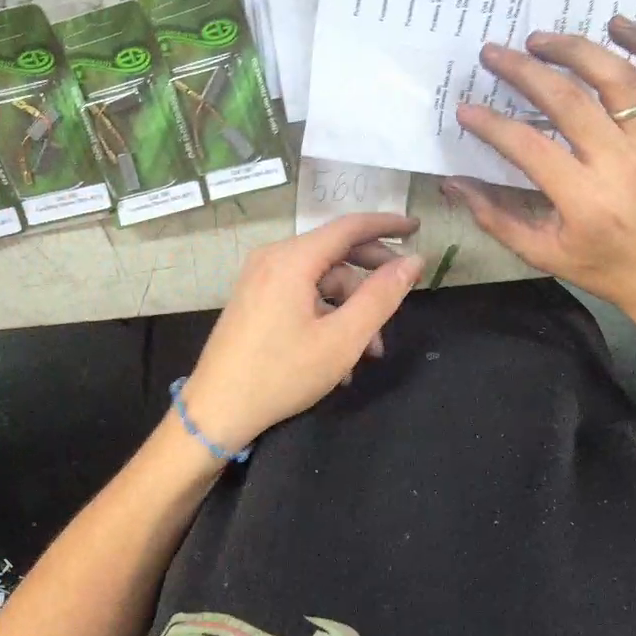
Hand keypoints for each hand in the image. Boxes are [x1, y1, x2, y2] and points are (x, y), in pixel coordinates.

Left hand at [178, 214, 424, 450]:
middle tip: (402, 298)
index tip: (418, 229)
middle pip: (335, 253)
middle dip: (372, 279)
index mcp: (292, 259)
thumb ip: (381, 296)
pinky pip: (301, 297)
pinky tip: (339, 359)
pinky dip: (326, 318)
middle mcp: (272, 259)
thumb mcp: (342, 339)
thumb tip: (413, 261)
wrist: (217, 411)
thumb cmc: (281, 374)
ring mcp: (259, 281)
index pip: (349, 226)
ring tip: (369, 354)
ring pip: (320, 282)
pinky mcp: (253, 303)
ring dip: (350, 310)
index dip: (387, 225)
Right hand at [446, 16, 635, 329]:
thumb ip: (496, 218)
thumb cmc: (603, 268)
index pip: (531, 148)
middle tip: (491, 54)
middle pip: (570, 101)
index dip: (493, 126)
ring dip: (575, 50)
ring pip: (617, 79)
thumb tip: (453, 184)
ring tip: (538, 40)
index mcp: (585, 200)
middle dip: (524, 72)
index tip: (465, 111)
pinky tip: (617, 25)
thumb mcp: (543, 254)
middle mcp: (620, 163)